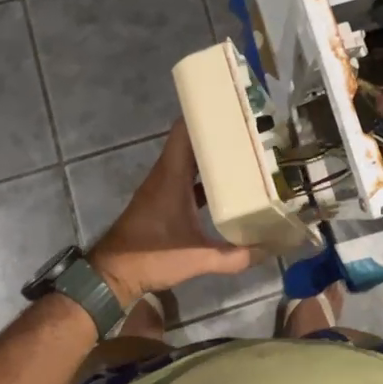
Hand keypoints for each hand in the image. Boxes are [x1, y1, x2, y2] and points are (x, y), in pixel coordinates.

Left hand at [88, 122, 260, 306]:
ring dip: (212, 154)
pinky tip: (227, 185)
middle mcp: (166, 174)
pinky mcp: (163, 200)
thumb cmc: (151, 257)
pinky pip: (187, 177)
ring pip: (190, 159)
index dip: (205, 114)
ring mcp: (163, 186)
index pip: (184, 130)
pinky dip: (204, 176)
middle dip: (218, 133)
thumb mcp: (197, 259)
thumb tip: (269, 249)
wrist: (113, 275)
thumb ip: (234, 256)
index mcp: (172, 176)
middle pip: (191, 141)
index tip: (232, 108)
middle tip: (250, 130)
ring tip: (244, 152)